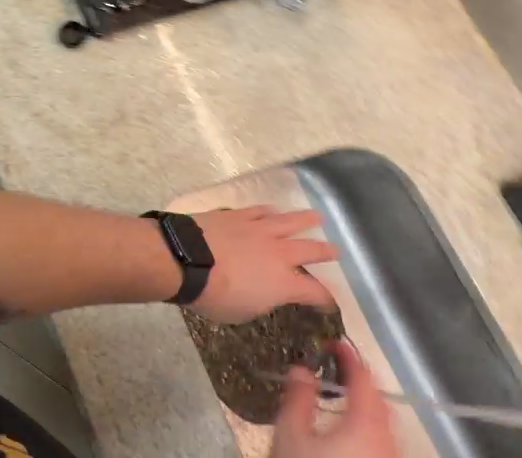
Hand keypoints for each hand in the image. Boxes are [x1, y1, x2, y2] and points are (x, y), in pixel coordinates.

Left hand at [187, 206, 337, 323]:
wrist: (184, 258)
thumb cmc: (213, 294)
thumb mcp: (243, 312)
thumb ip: (260, 302)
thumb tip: (264, 293)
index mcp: (284, 283)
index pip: (316, 293)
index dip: (326, 299)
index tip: (330, 302)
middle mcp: (278, 253)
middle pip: (310, 250)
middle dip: (325, 251)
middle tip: (337, 249)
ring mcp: (256, 229)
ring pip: (287, 221)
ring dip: (304, 219)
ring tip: (316, 217)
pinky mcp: (235, 215)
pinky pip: (257, 210)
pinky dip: (267, 210)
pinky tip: (271, 208)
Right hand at [273, 340, 401, 457]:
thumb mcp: (291, 432)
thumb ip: (298, 397)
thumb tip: (301, 368)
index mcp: (365, 426)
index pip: (365, 382)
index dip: (352, 359)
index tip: (334, 342)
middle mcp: (387, 444)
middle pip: (382, 405)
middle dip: (363, 382)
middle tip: (340, 366)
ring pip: (387, 427)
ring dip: (369, 406)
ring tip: (345, 395)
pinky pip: (386, 443)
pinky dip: (372, 426)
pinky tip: (353, 430)